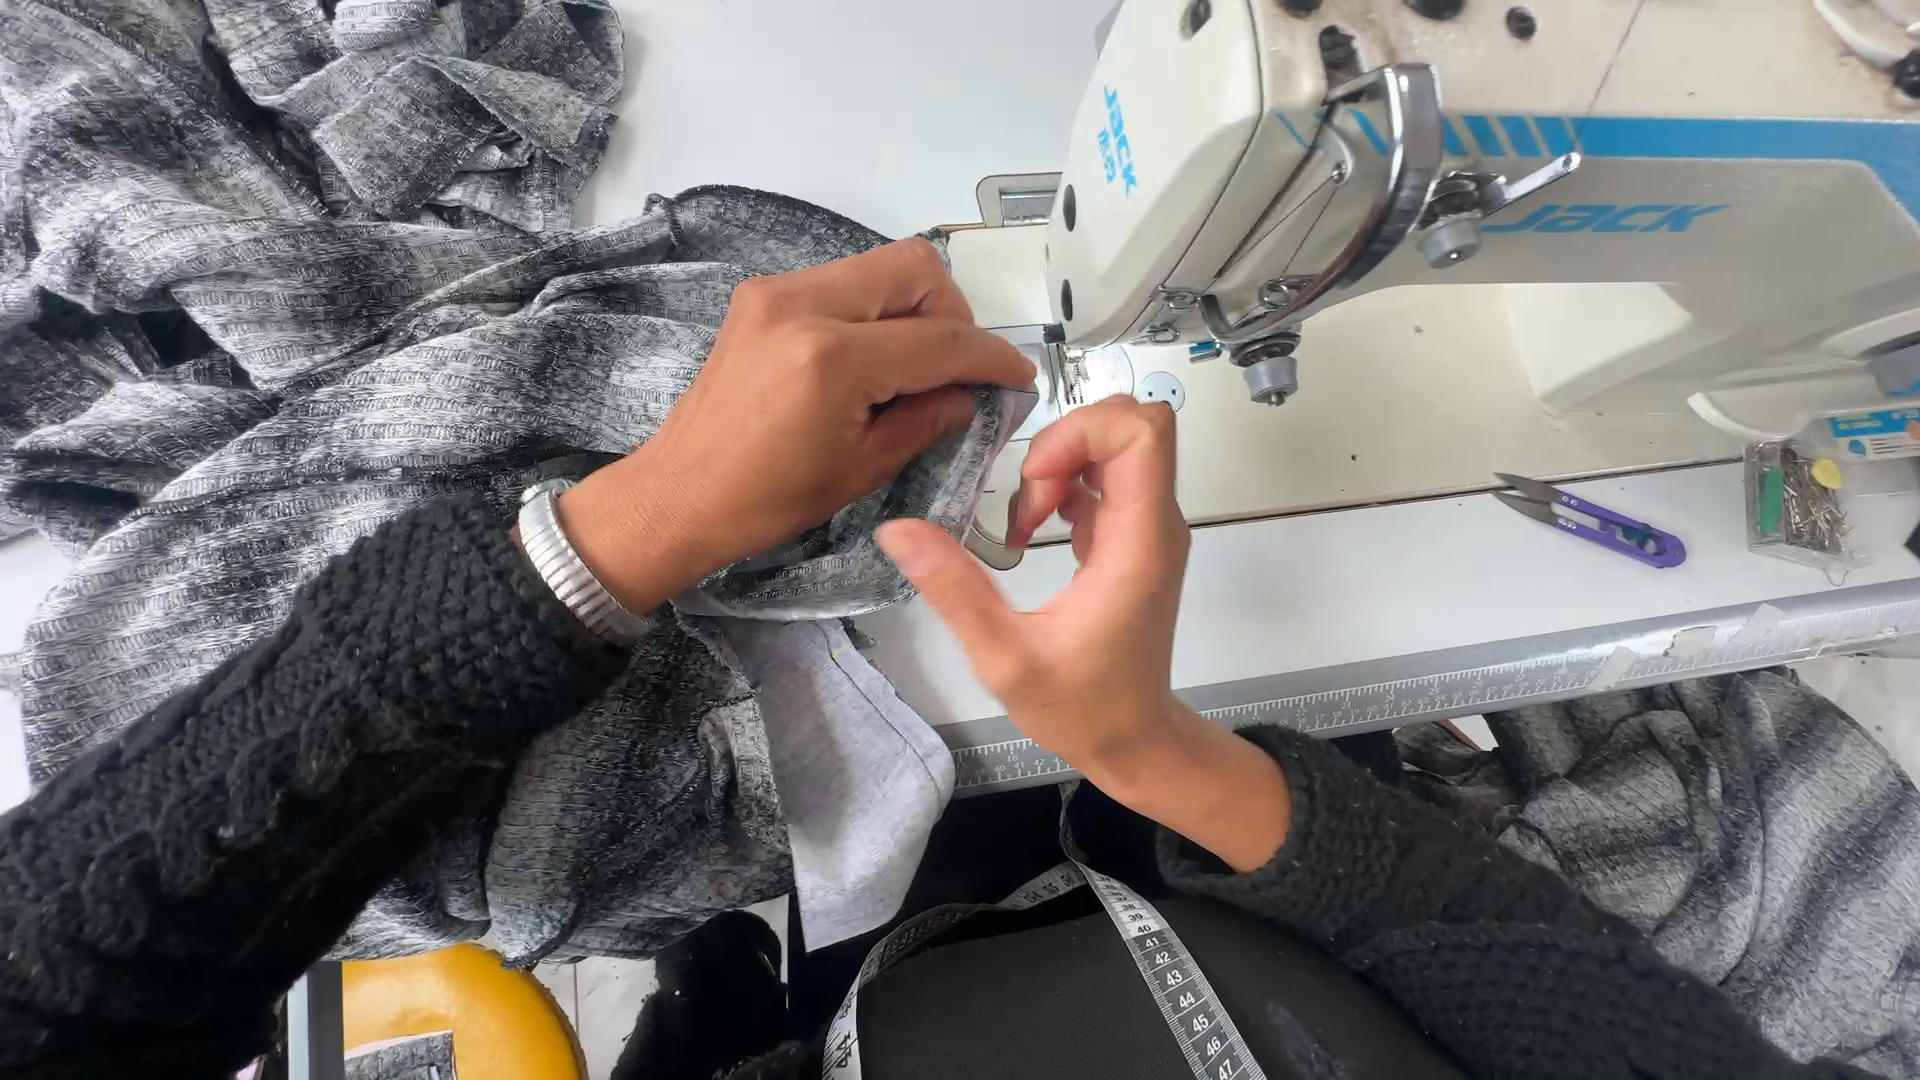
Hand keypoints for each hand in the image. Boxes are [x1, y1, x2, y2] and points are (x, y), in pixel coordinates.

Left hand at [554, 238, 1035, 612]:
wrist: (680, 494)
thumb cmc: (768, 500)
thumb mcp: (864, 467)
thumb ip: (930, 419)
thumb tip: (974, 393)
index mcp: (832, 359)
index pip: (940, 340)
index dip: (991, 357)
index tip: (1018, 374)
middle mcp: (804, 304)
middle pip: (915, 268)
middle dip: (954, 314)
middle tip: (958, 366)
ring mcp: (777, 292)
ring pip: (880, 267)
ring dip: (916, 308)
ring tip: (917, 364)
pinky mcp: (762, 296)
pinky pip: (844, 282)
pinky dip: (876, 311)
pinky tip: (874, 358)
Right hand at [876, 396, 1290, 871]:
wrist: (1134, 740)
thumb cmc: (1080, 707)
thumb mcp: (1002, 656)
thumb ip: (953, 589)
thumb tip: (897, 530)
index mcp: (1138, 544)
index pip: (1141, 433)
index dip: (1080, 432)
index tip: (1032, 483)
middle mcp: (1156, 524)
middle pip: (1131, 426)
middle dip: (1066, 442)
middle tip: (1026, 499)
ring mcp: (1148, 529)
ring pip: (1118, 447)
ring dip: (1061, 466)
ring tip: (1022, 524)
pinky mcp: (1133, 538)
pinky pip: (1106, 478)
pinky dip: (1065, 485)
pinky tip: (1033, 531)